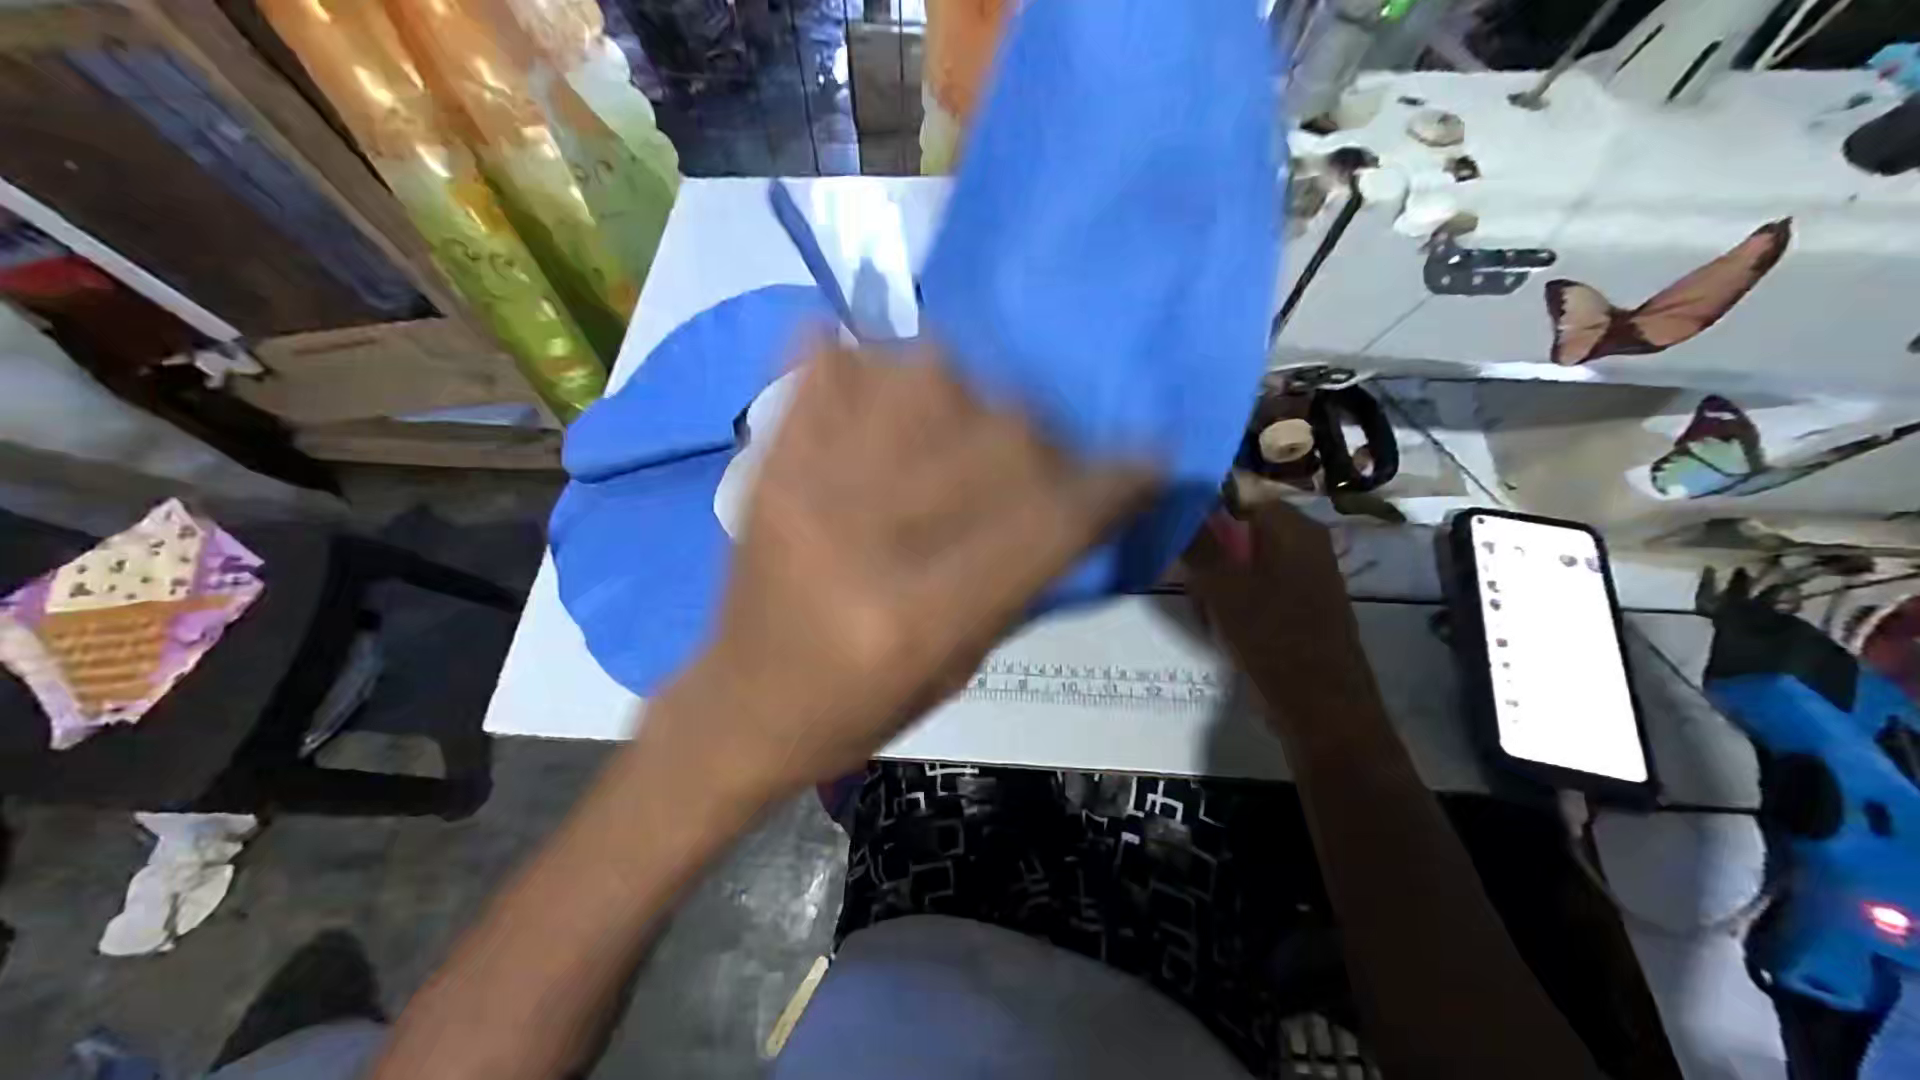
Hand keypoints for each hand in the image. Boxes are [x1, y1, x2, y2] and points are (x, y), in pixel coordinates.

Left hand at [654, 340, 1155, 797]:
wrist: (740, 705)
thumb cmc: (857, 711)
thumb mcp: (958, 668)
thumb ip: (1023, 578)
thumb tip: (1082, 492)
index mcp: (917, 616)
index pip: (1047, 521)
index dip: (1113, 482)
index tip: (1146, 462)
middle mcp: (862, 536)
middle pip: (997, 435)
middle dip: (1045, 438)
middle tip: (1048, 455)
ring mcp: (805, 483)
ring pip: (924, 375)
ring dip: (970, 389)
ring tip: (967, 422)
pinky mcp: (769, 459)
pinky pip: (832, 362)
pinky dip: (875, 359)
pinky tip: (891, 390)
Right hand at [1184, 502, 1373, 736]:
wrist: (1323, 708)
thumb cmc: (1273, 638)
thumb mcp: (1223, 588)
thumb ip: (1198, 542)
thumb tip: (1175, 500)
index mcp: (1293, 527)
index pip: (1239, 489)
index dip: (1201, 498)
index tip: (1168, 516)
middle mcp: (1304, 540)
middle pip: (1241, 522)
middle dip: (1206, 541)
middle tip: (1179, 563)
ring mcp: (1306, 572)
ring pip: (1245, 554)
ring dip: (1217, 569)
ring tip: (1195, 594)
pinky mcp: (1302, 601)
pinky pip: (1258, 580)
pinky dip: (1234, 589)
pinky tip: (1217, 615)